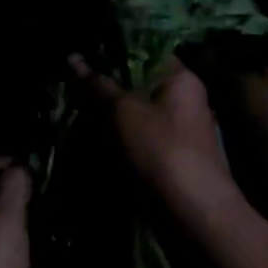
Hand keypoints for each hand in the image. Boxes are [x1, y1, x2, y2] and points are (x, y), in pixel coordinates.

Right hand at [69, 54, 233, 204]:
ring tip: (79, 113)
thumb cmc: (161, 150)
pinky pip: (140, 137)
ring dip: (109, 115)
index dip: (112, 50)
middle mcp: (184, 99)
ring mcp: (180, 131)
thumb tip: (72, 58)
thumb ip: (96, 84)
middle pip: (137, 82)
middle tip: (75, 86)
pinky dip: (119, 138)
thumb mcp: (121, 111)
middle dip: (106, 86)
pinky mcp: (172, 158)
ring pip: (136, 112)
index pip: (143, 50)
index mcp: (180, 78)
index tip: (83, 54)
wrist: (195, 218)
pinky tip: (95, 141)